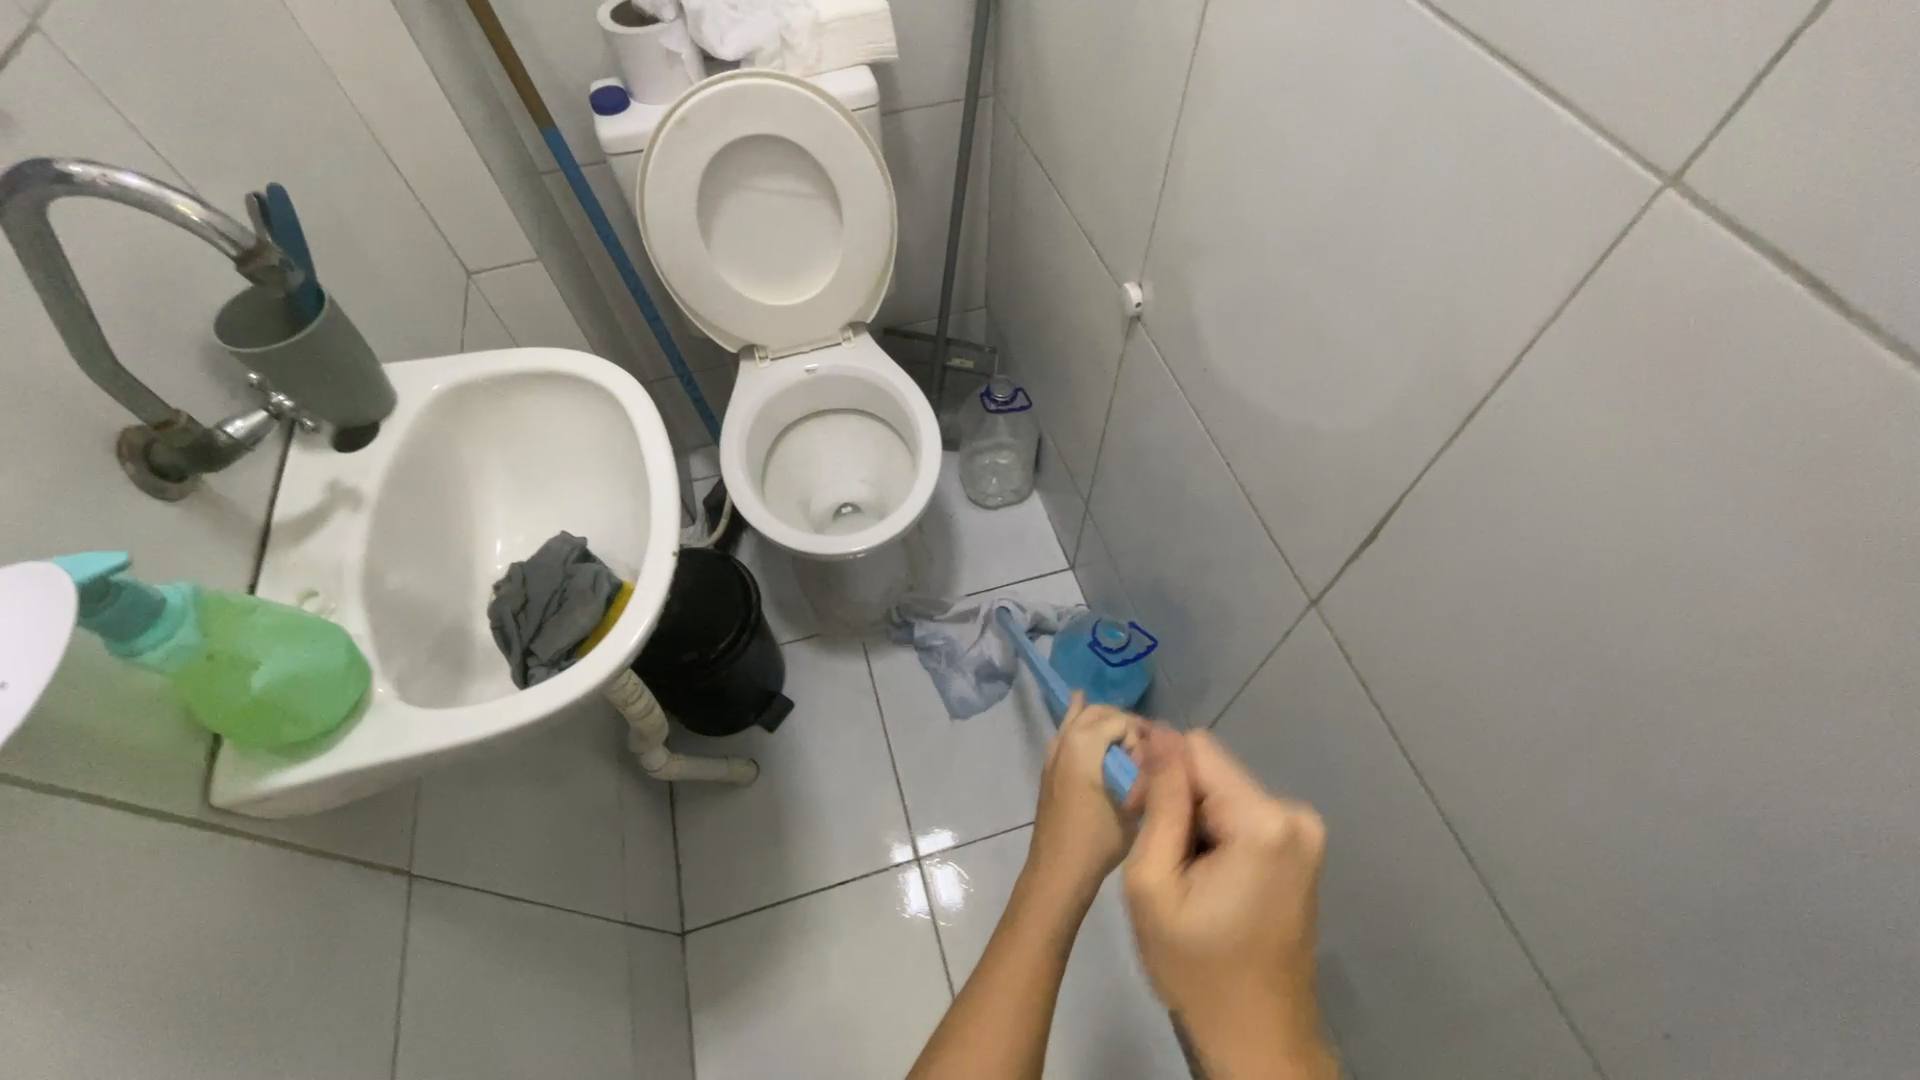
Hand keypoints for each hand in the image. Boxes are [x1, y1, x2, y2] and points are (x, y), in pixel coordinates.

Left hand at [1025, 693, 1143, 899]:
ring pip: (1078, 718)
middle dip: (1124, 722)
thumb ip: (1143, 775)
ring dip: (1103, 720)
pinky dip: (1078, 721)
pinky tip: (1081, 705)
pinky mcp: (1049, 767)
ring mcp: (1052, 753)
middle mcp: (1064, 741)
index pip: (1119, 721)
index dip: (1140, 734)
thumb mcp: (1132, 809)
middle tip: (1146, 747)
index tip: (1152, 759)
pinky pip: (1066, 732)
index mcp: (1083, 747)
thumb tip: (1156, 756)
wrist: (1058, 871)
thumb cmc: (1098, 842)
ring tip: (1127, 734)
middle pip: (1097, 712)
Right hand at [1123, 728, 1329, 1063]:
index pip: (1195, 749)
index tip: (1137, 816)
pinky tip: (1203, 874)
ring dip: (1192, 817)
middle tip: (1154, 853)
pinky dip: (1214, 832)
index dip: (1157, 773)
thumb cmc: (1196, 967)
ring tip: (1178, 870)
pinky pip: (1241, 811)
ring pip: (1223, 790)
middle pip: (1211, 770)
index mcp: (1263, 822)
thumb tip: (1157, 735)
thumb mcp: (1152, 884)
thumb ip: (1160, 803)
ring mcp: (1303, 831)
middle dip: (1175, 798)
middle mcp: (1294, 815)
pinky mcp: (1300, 846)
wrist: (1258, 1035)